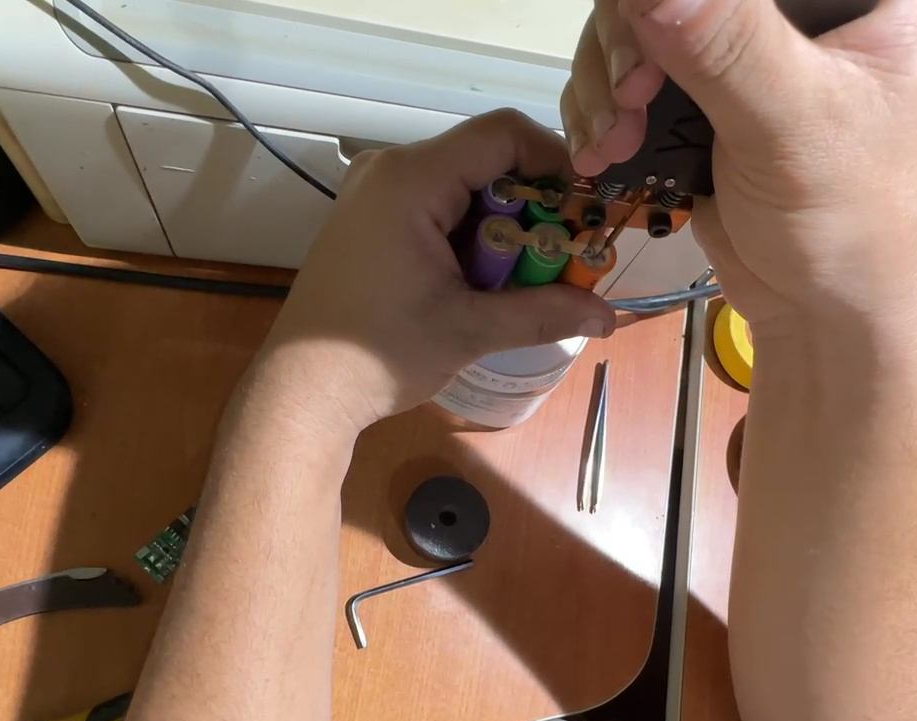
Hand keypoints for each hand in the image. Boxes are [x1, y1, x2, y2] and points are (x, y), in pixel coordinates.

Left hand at [258, 110, 616, 433]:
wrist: (305, 389)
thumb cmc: (382, 355)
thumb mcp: (470, 331)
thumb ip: (544, 314)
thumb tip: (611, 318)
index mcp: (412, 180)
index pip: (503, 135)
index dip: (554, 164)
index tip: (585, 210)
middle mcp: (390, 172)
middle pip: (485, 164)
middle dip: (531, 212)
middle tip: (558, 262)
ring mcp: (374, 197)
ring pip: (462, 192)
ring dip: (501, 233)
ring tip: (520, 285)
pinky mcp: (369, 224)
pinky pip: (436, 212)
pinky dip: (469, 242)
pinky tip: (480, 286)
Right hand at [560, 0, 916, 333]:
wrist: (819, 309)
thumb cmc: (844, 220)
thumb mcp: (793, 122)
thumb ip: (727, 43)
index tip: (648, 28)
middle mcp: (798, 3)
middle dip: (633, 34)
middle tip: (628, 99)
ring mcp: (740, 48)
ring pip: (641, 20)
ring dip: (607, 80)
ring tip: (612, 143)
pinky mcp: (701, 98)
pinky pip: (631, 73)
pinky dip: (604, 109)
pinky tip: (603, 151)